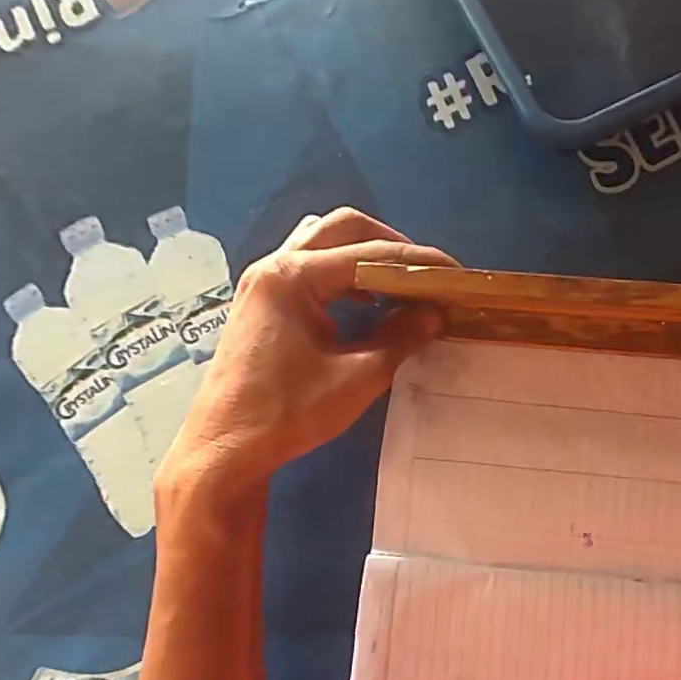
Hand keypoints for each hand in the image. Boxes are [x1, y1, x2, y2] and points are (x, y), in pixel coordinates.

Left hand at [158, 208, 456, 499]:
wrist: (226, 450)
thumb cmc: (288, 413)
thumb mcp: (358, 378)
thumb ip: (401, 337)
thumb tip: (434, 312)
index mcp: (293, 276)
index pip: (369, 253)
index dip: (418, 261)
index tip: (455, 274)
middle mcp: (275, 266)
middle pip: (342, 228)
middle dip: (391, 246)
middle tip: (425, 274)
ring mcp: (264, 283)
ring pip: (323, 243)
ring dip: (365, 256)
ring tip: (399, 285)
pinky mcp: (263, 303)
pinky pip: (310, 269)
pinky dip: (344, 276)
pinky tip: (366, 305)